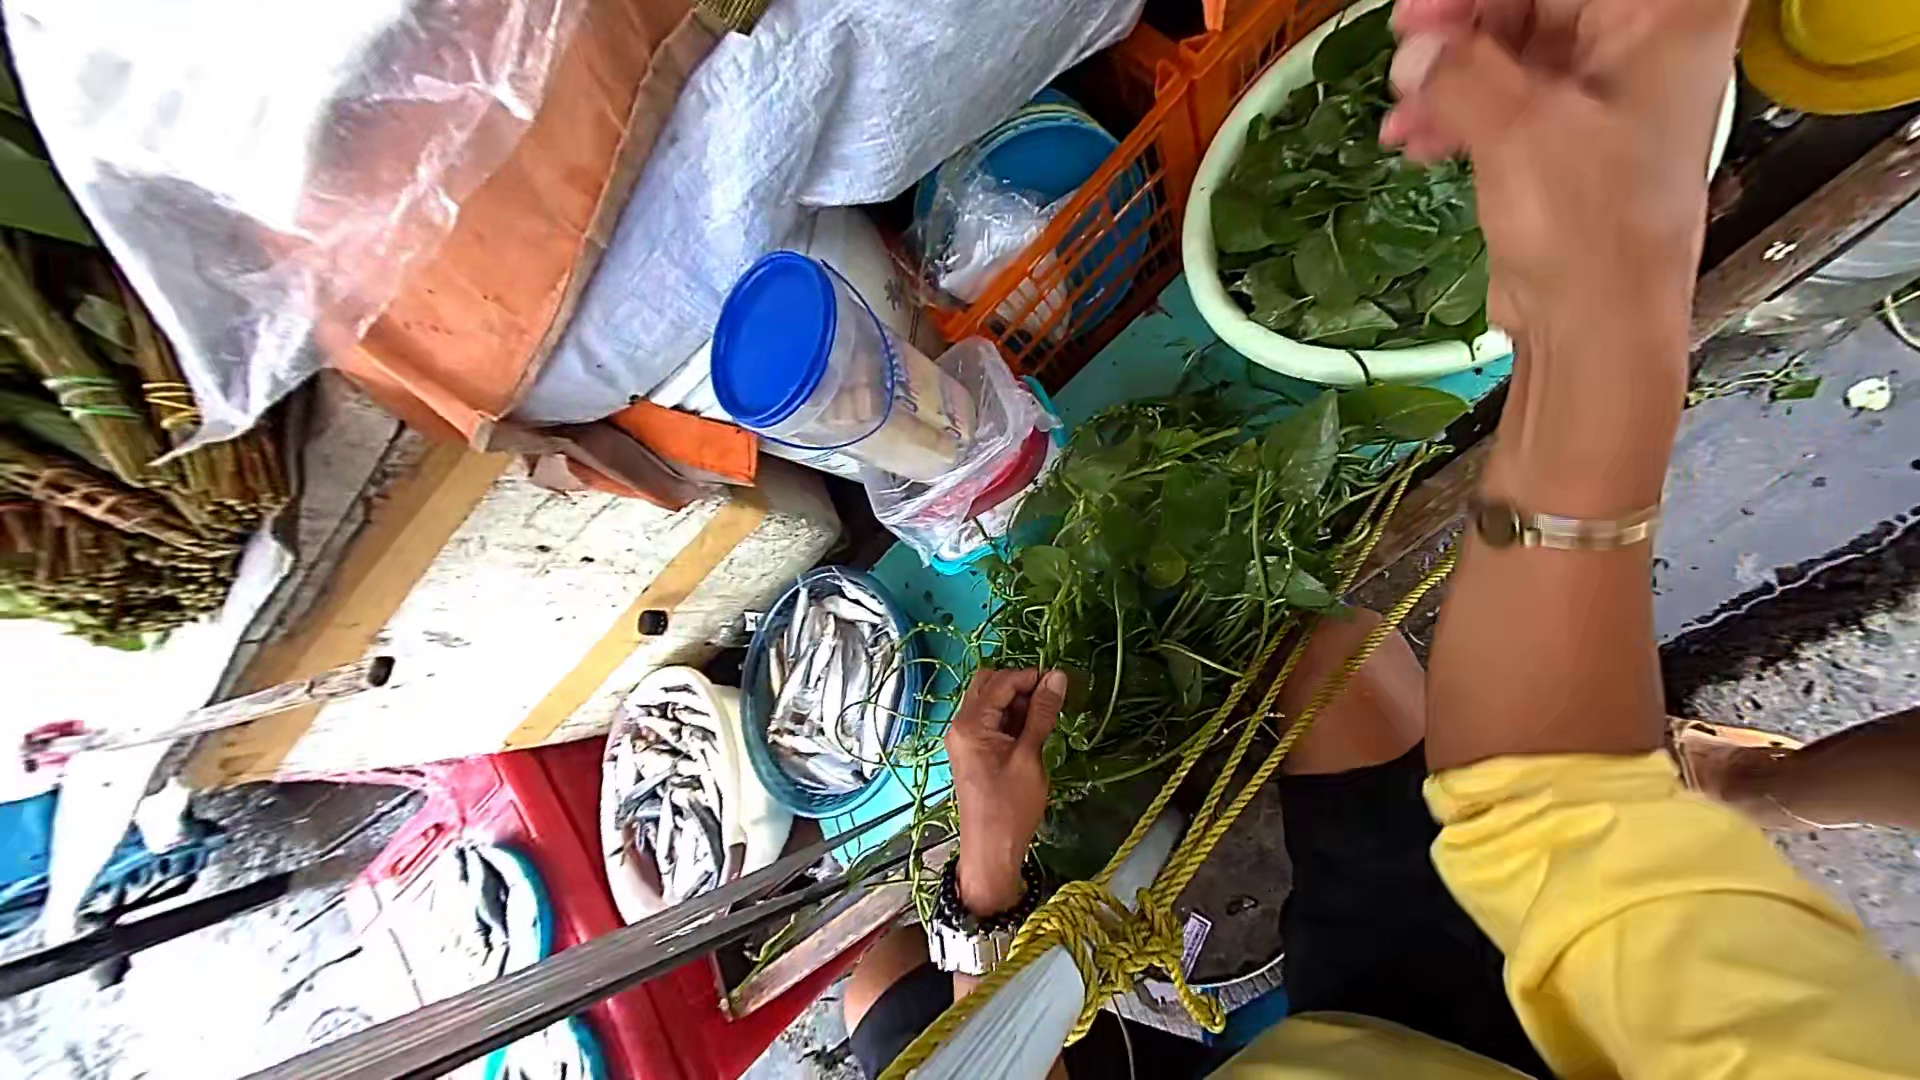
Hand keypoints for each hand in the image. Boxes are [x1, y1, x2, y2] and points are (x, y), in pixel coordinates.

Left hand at [946, 668, 1065, 915]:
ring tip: (1044, 716)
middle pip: (989, 684)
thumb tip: (1057, 676)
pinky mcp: (973, 748)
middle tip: (1049, 697)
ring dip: (1016, 700)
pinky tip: (1032, 728)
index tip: (1059, 681)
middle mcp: (961, 724)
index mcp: (970, 724)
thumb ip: (1041, 713)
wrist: (991, 851)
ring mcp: (965, 736)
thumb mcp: (1030, 756)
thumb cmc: (1011, 807)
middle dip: (1019, 684)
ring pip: (990, 700)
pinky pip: (990, 719)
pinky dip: (1010, 717)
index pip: (1000, 682)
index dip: (1029, 677)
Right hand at [1382, 0, 1744, 339]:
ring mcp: (1588, 94)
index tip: (1414, 14)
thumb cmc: (1583, 221)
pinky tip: (1413, 141)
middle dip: (1456, 31)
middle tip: (1400, 58)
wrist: (1586, 307)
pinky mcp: (1550, 140)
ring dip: (1443, 82)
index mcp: (1659, 12)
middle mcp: (1631, 42)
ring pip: (1503, 57)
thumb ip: (1463, 79)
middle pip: (1530, 6)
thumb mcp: (1521, 134)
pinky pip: (1493, 105)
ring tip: (1399, 115)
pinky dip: (1449, 118)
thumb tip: (1415, 52)